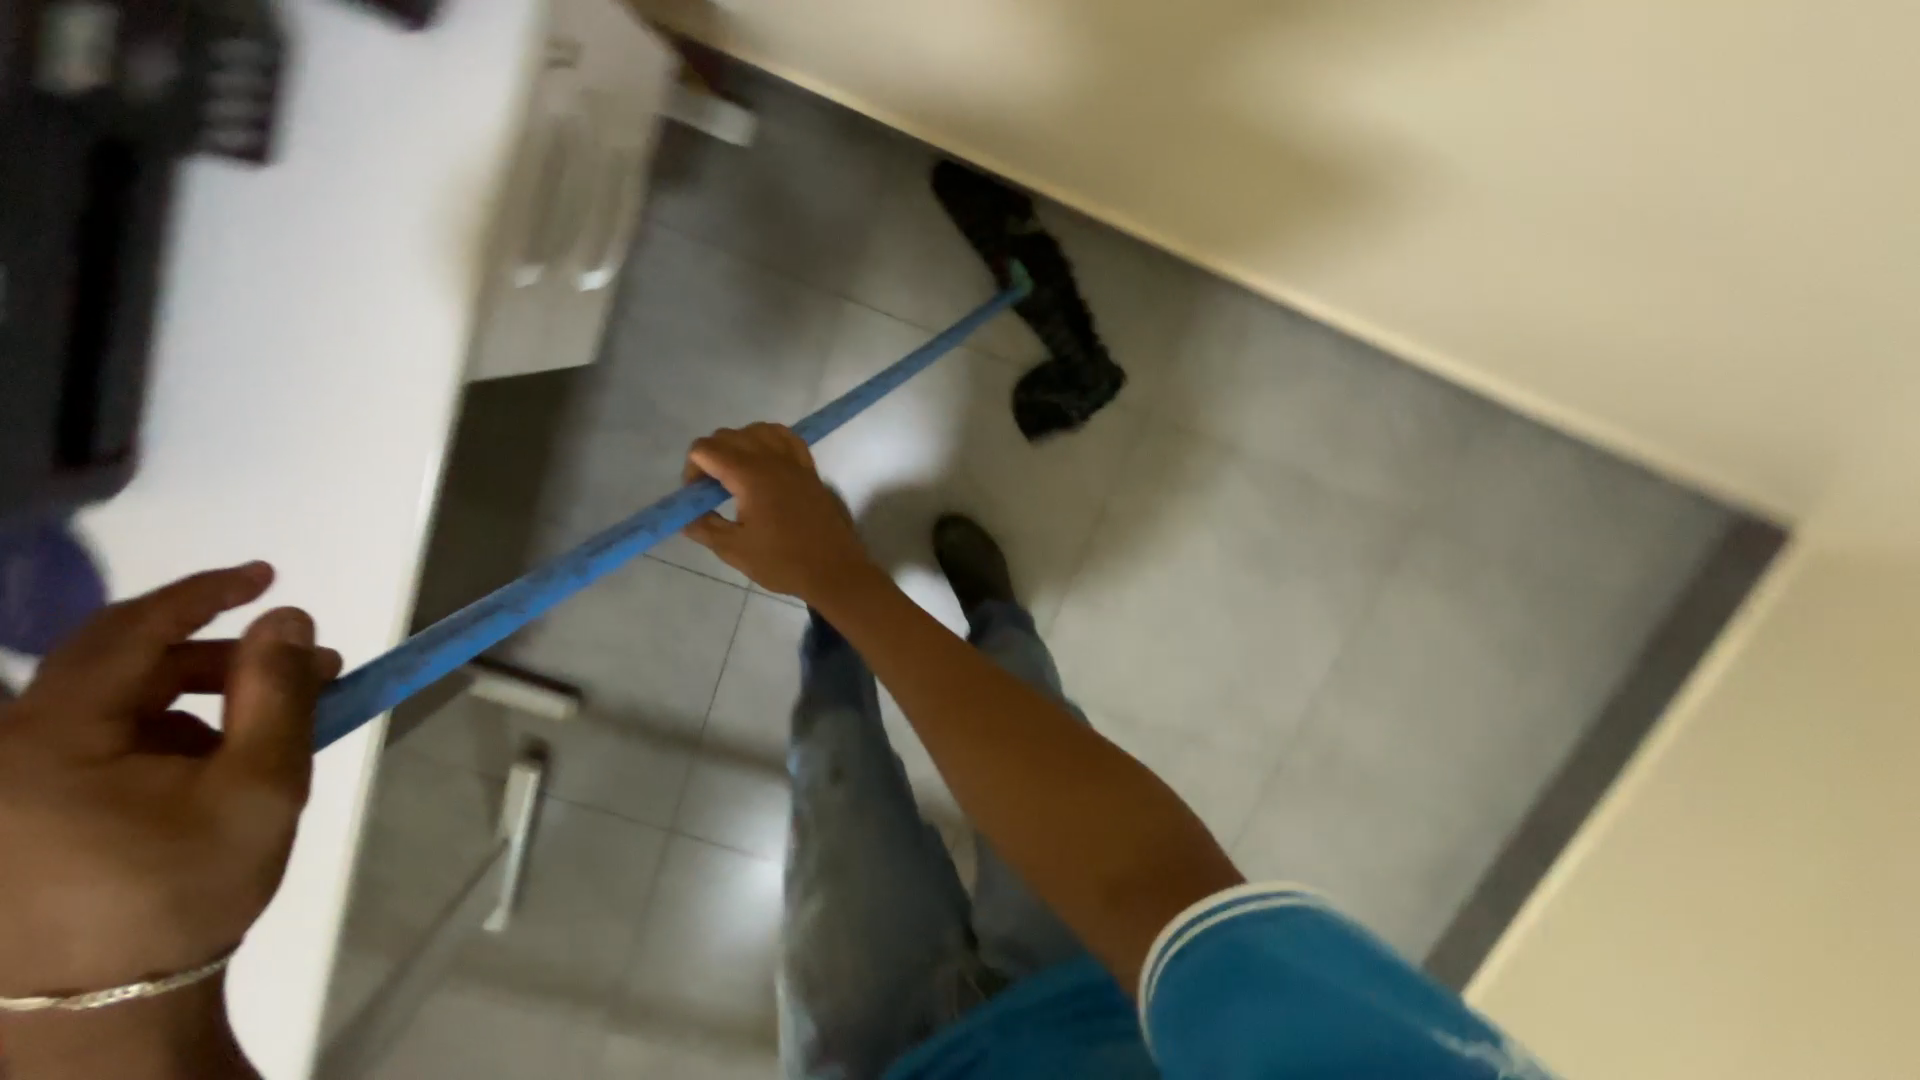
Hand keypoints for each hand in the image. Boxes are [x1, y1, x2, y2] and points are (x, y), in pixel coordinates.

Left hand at [0, 563, 339, 1002]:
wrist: (108, 1002)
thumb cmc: (188, 884)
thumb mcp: (260, 783)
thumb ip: (277, 692)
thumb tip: (285, 617)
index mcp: (48, 739)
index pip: (128, 632)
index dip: (203, 593)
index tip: (268, 576)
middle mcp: (6, 748)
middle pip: (125, 668)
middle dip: (223, 659)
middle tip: (306, 668)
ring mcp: (5, 782)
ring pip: (114, 706)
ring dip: (200, 699)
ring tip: (273, 723)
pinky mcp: (15, 810)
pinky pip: (95, 744)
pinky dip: (164, 736)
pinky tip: (218, 763)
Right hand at [681, 424, 878, 603]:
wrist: (833, 569)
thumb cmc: (783, 562)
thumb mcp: (734, 549)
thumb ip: (704, 527)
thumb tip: (685, 516)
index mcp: (750, 476)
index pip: (706, 448)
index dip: (692, 470)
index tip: (698, 498)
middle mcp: (772, 459)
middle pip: (728, 436)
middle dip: (711, 457)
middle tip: (712, 493)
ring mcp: (794, 461)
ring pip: (757, 430)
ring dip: (739, 445)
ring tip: (737, 477)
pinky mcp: (809, 469)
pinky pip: (786, 438)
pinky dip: (769, 441)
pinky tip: (765, 462)